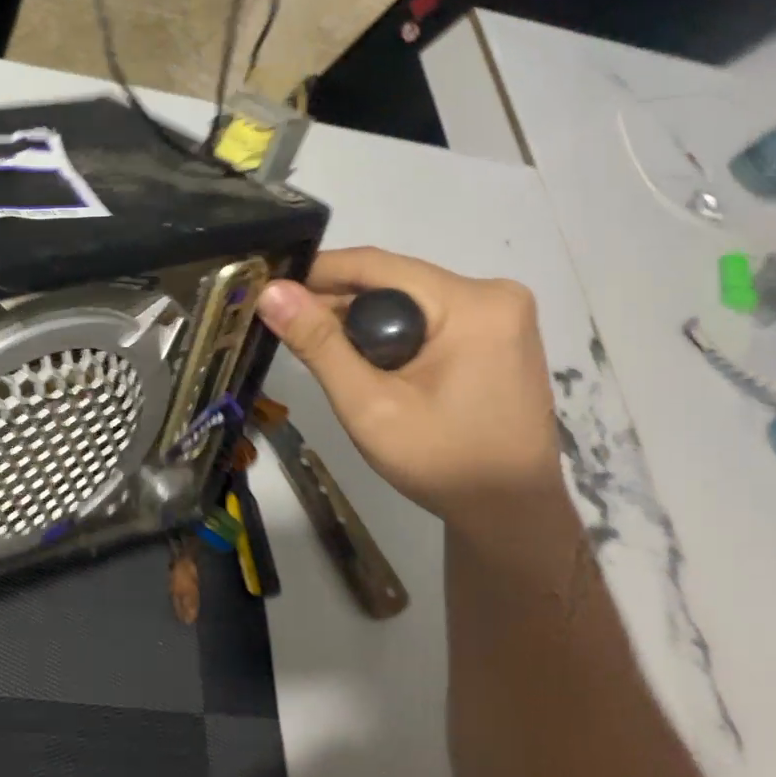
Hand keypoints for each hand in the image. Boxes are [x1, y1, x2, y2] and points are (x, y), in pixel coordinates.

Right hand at [256, 247, 560, 526]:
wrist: (508, 512)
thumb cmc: (441, 460)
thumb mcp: (368, 404)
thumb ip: (318, 344)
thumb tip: (270, 292)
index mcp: (473, 304)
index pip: (375, 265)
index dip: (315, 273)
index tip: (267, 290)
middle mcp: (494, 295)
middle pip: (390, 280)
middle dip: (336, 302)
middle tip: (285, 328)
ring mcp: (499, 314)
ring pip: (404, 299)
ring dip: (360, 320)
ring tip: (318, 350)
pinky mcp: (494, 334)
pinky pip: (424, 316)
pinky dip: (388, 333)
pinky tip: (364, 362)